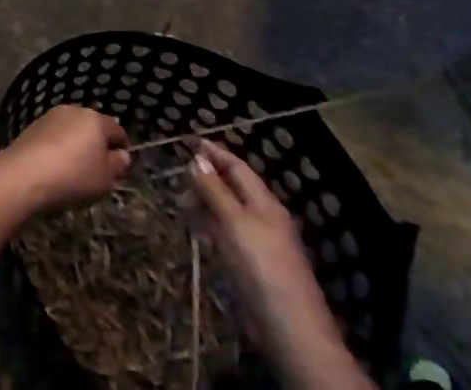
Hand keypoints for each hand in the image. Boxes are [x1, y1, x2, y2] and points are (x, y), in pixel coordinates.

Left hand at [1, 105, 130, 211]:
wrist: (23, 175)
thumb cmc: (72, 175)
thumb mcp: (104, 178)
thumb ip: (117, 165)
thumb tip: (123, 156)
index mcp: (96, 120)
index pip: (117, 130)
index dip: (122, 147)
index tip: (120, 166)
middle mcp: (75, 110)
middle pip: (93, 127)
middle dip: (97, 145)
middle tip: (96, 169)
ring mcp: (52, 117)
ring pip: (72, 131)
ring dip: (76, 145)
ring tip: (73, 169)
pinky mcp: (33, 127)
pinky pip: (53, 137)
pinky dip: (57, 149)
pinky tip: (53, 167)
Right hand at [190, 140, 370, 388]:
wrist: (290, 328)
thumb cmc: (261, 267)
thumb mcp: (235, 224)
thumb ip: (216, 191)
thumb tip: (198, 158)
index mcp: (264, 201)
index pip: (238, 166)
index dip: (215, 153)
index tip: (190, 141)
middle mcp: (265, 216)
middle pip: (235, 187)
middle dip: (209, 178)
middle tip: (180, 176)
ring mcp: (262, 243)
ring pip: (231, 212)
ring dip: (208, 202)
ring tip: (183, 203)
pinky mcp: (256, 267)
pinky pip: (230, 236)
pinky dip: (213, 228)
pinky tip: (200, 234)